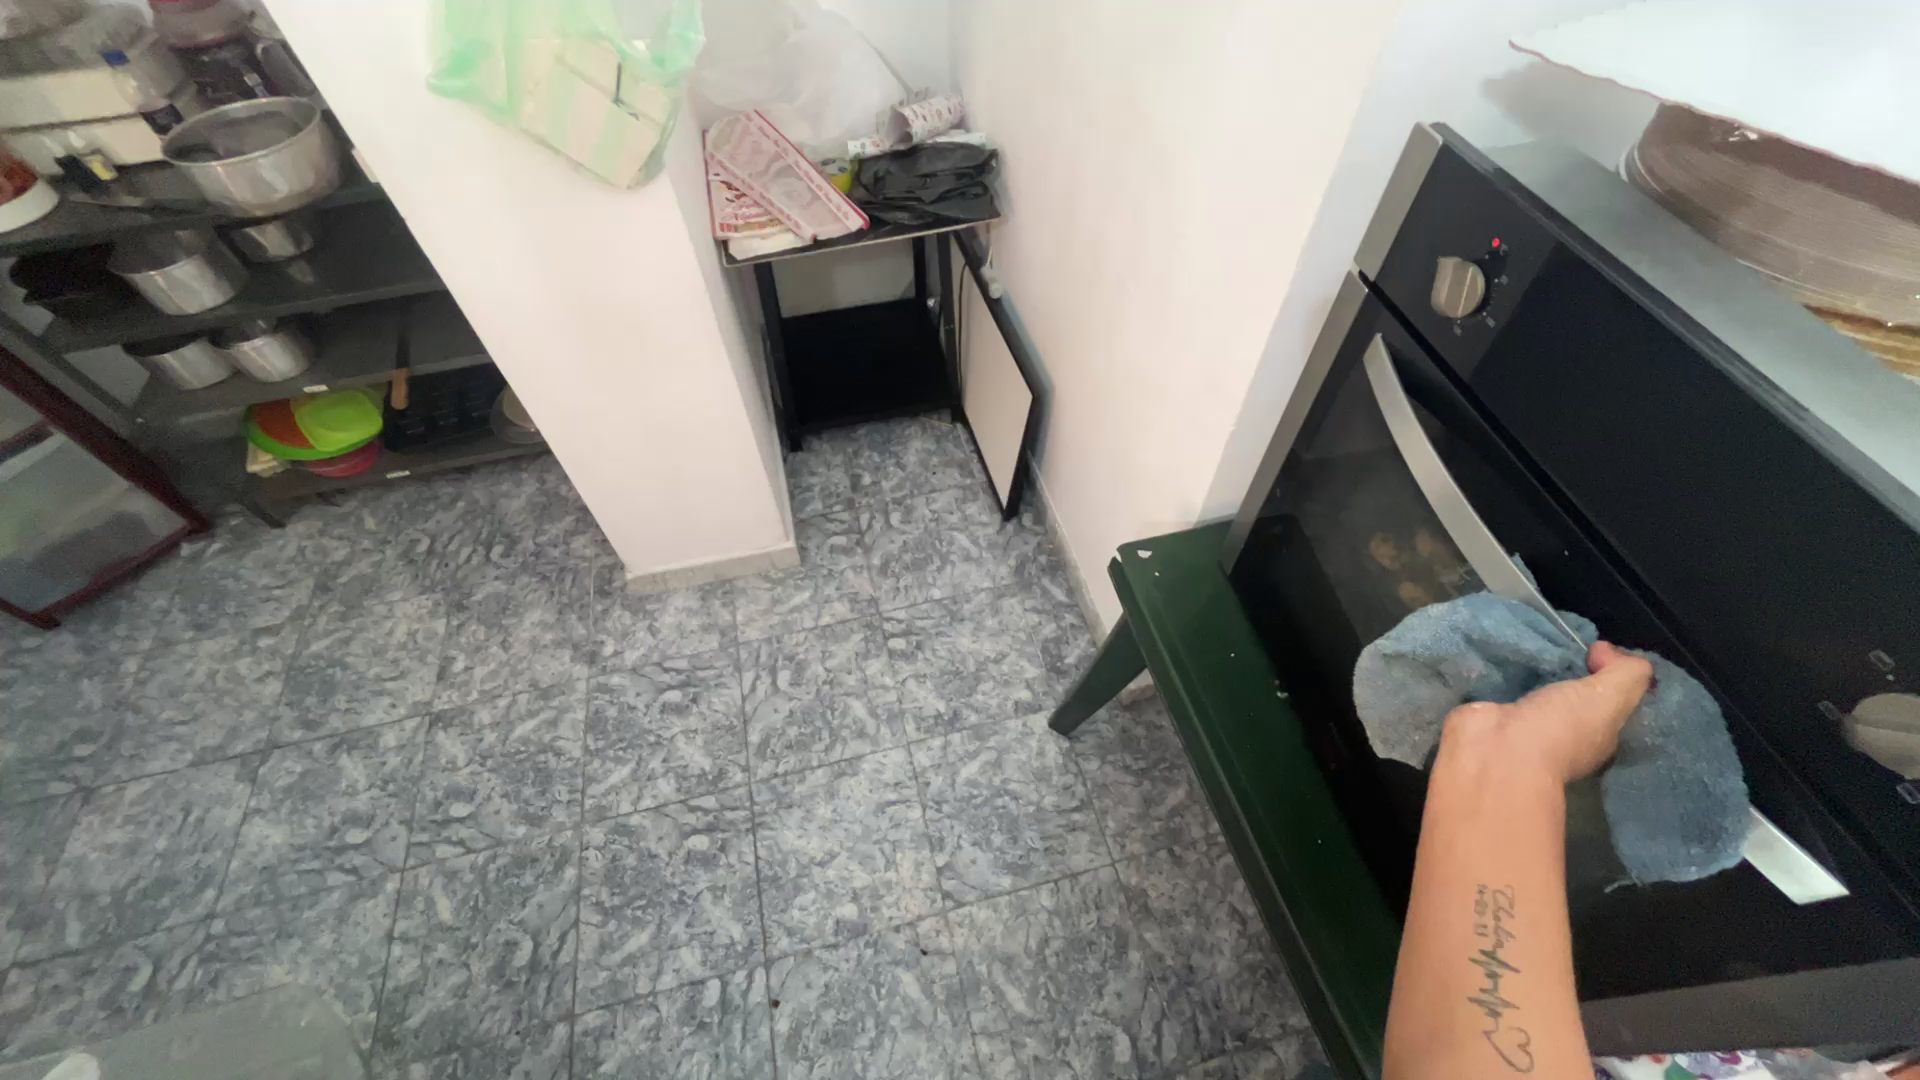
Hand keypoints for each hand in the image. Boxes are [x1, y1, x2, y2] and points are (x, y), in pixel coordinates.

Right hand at [1442, 642, 1653, 783]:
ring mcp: (1521, 722)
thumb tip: (1607, 649)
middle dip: (1563, 665)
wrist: (1496, 747)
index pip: (1609, 701)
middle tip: (1556, 636)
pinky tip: (1492, 645)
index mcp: (1597, 733)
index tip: (1594, 647)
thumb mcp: (1610, 698)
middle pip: (1568, 691)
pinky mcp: (1487, 711)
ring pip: (1530, 686)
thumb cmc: (1561, 728)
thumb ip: (1625, 673)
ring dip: (1526, 664)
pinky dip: (1493, 666)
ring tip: (1522, 634)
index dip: (1608, 672)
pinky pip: (1495, 682)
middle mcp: (1562, 730)